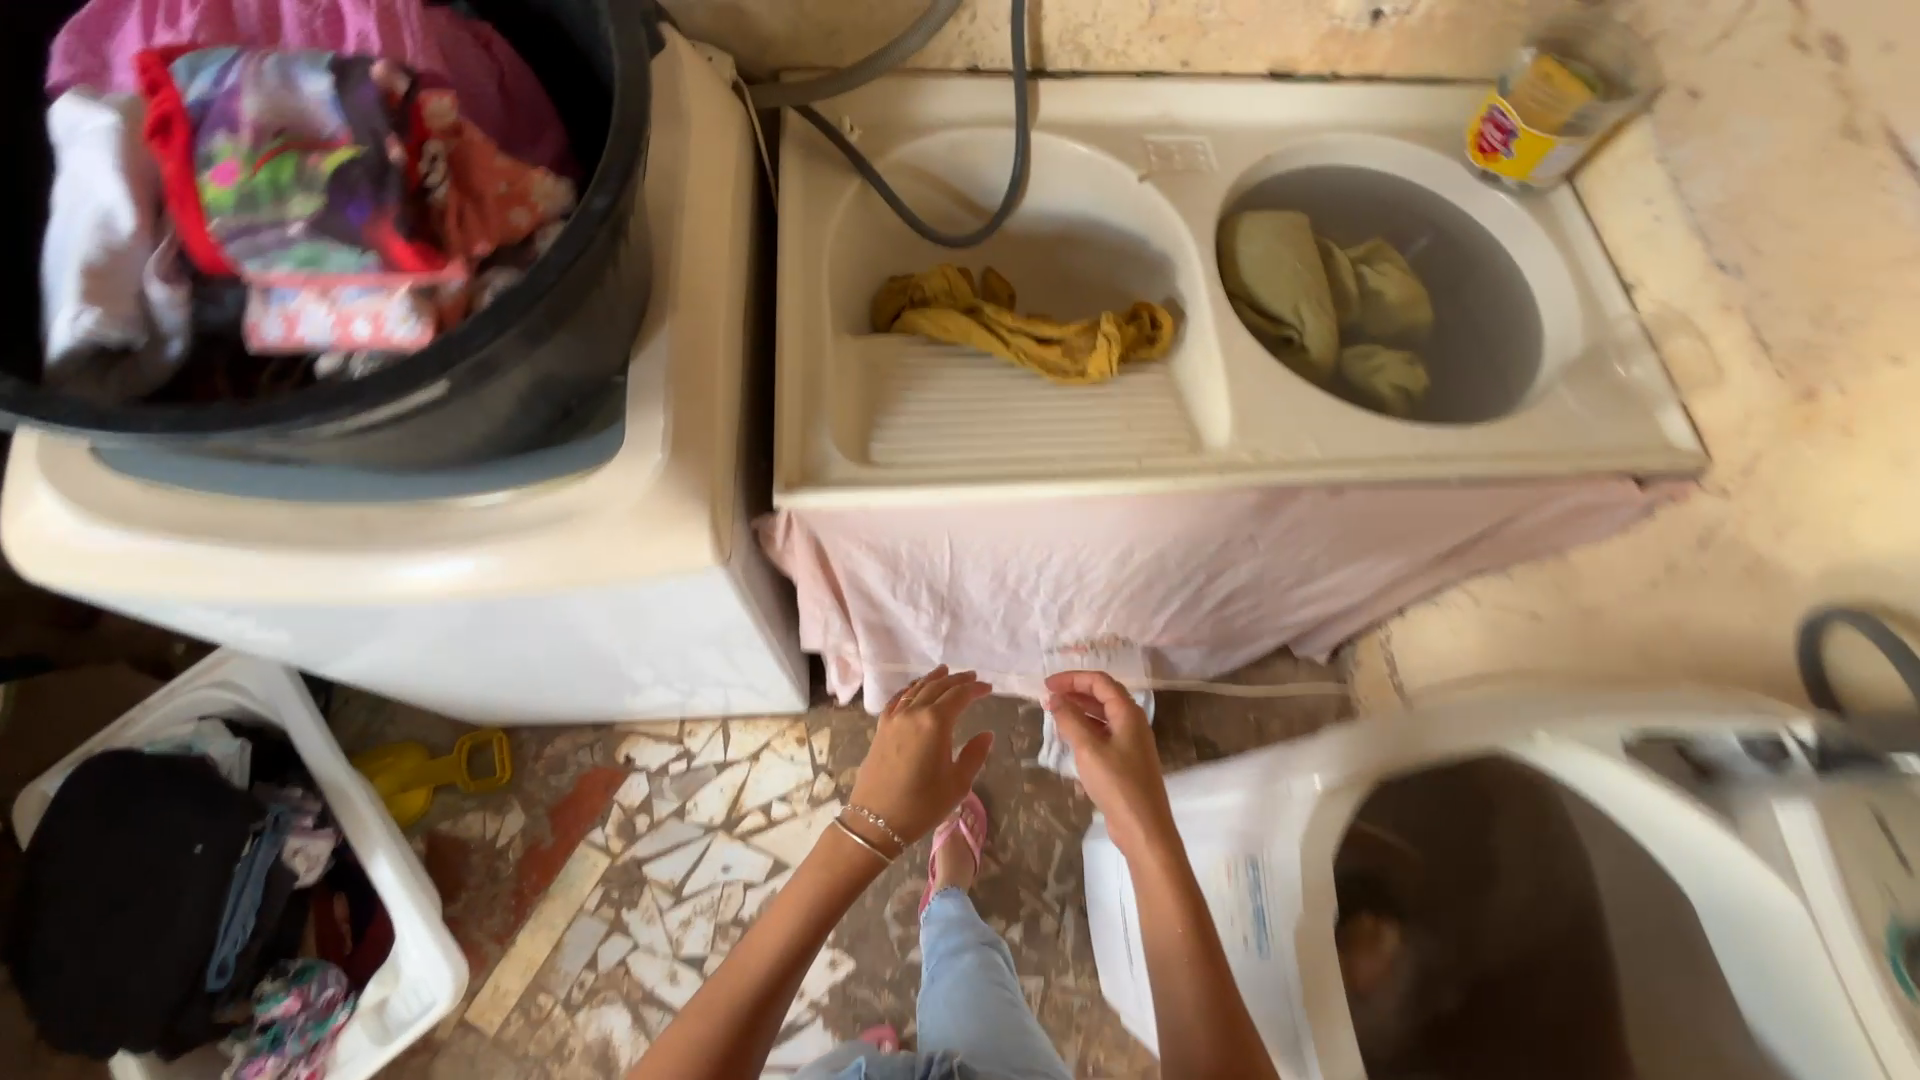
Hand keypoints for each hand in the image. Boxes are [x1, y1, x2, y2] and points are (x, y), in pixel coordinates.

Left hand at [847, 666, 995, 852]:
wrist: (876, 821)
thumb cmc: (922, 804)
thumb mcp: (958, 783)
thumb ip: (974, 754)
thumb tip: (986, 734)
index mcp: (936, 723)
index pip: (959, 696)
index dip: (975, 689)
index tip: (988, 687)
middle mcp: (913, 713)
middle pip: (937, 687)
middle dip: (956, 680)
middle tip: (971, 676)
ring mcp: (893, 719)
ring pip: (915, 689)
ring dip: (933, 679)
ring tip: (945, 671)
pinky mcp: (880, 729)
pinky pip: (897, 700)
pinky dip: (909, 690)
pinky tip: (913, 689)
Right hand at [1046, 670, 1178, 863]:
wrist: (1144, 827)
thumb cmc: (1117, 784)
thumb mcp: (1089, 749)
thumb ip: (1070, 720)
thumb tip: (1054, 698)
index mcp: (1128, 713)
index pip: (1099, 682)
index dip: (1072, 679)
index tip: (1047, 685)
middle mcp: (1132, 722)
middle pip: (1102, 696)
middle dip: (1074, 692)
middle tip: (1047, 697)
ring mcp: (1130, 742)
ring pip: (1102, 716)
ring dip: (1078, 711)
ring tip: (1053, 714)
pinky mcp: (1125, 760)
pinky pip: (1102, 734)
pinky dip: (1084, 730)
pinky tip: (1068, 738)